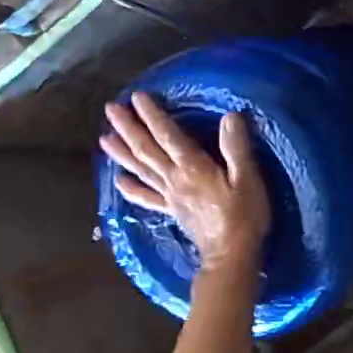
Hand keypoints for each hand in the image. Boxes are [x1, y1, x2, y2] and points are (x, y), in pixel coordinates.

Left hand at [102, 93, 270, 280]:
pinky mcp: (172, 211)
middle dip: (129, 128)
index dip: (153, 115)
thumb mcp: (247, 179)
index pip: (168, 136)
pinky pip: (147, 198)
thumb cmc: (244, 215)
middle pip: (147, 151)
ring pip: (141, 170)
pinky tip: (118, 180)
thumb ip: (236, 148)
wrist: (231, 255)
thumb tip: (230, 116)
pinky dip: (131, 188)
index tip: (137, 96)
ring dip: (122, 153)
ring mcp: (170, 197)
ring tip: (105, 138)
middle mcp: (175, 179)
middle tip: (110, 110)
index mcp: (193, 168)